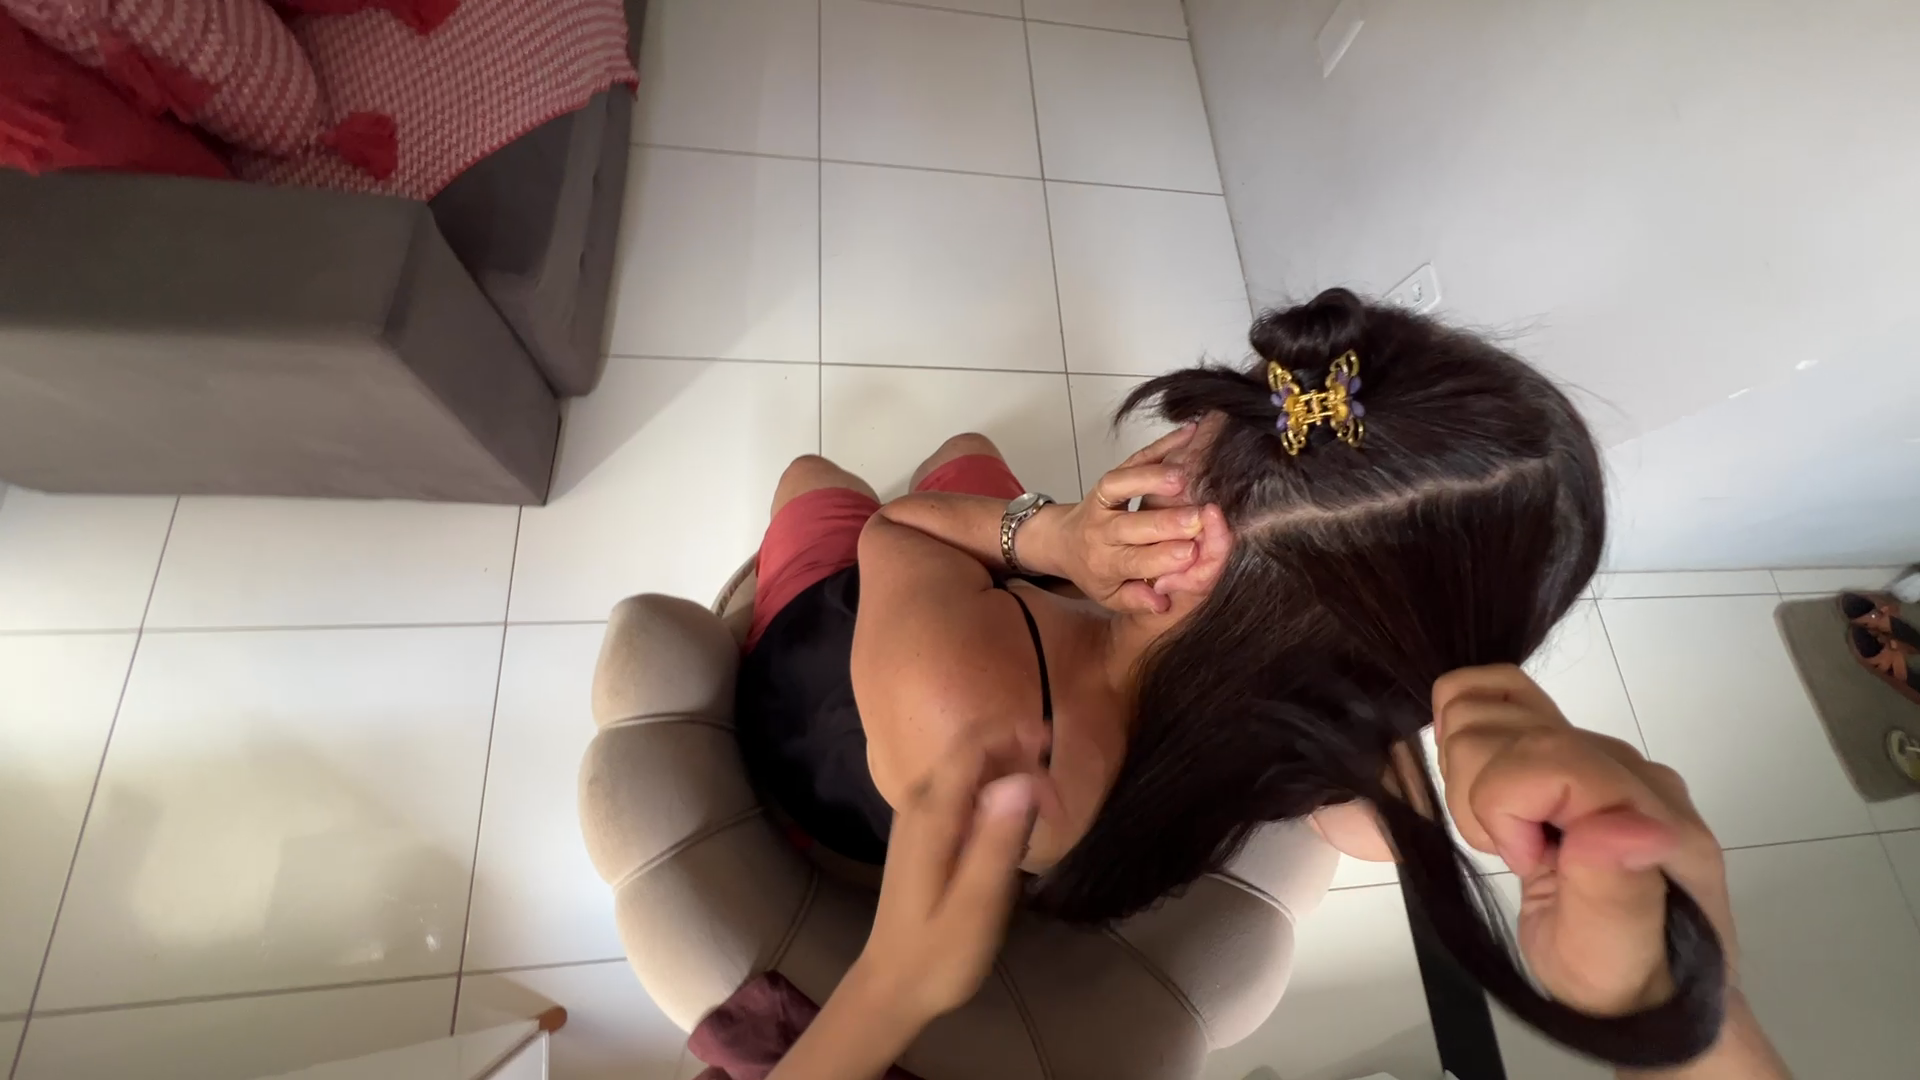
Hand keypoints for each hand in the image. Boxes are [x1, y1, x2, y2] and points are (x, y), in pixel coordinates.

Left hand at [849, 752, 1037, 1026]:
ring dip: (1010, 775)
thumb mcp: (976, 908)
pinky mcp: (925, 827)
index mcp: (932, 813)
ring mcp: (919, 813)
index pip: (973, 746)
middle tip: (1054, 802)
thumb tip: (1023, 782)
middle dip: (1018, 756)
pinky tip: (1012, 832)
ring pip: (970, 768)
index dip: (1015, 735)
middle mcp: (920, 801)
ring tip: (1040, 818)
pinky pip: (964, 789)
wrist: (893, 985)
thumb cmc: (939, 956)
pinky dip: (995, 794)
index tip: (1054, 750)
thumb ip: (997, 842)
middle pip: (973, 750)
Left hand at [1029, 424, 1223, 613]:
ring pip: (1120, 485)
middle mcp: (1101, 530)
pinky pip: (1133, 458)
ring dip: (1150, 478)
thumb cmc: (1094, 571)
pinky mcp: (1111, 476)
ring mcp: (1102, 500)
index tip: (1192, 553)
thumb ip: (1135, 599)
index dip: (1162, 557)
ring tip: (1182, 477)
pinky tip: (1190, 432)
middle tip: (1199, 517)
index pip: (1134, 561)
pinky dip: (1161, 445)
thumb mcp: (1109, 596)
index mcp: (1104, 563)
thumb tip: (1161, 603)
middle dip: (1165, 521)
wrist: (1062, 540)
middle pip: (1130, 525)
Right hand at [1432, 665, 1736, 1016]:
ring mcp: (1589, 750)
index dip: (1500, 806)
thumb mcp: (1611, 957)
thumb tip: (1629, 825)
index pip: (1540, 757)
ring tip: (1506, 831)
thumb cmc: (1622, 980)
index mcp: (1650, 813)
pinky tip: (1483, 787)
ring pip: (1477, 707)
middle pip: (1497, 725)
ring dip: (1465, 774)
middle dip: (1476, 794)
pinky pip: (1482, 699)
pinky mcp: (1558, 745)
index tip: (1524, 864)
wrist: (1635, 983)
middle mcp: (1623, 765)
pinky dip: (1458, 737)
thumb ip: (1615, 892)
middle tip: (1516, 854)